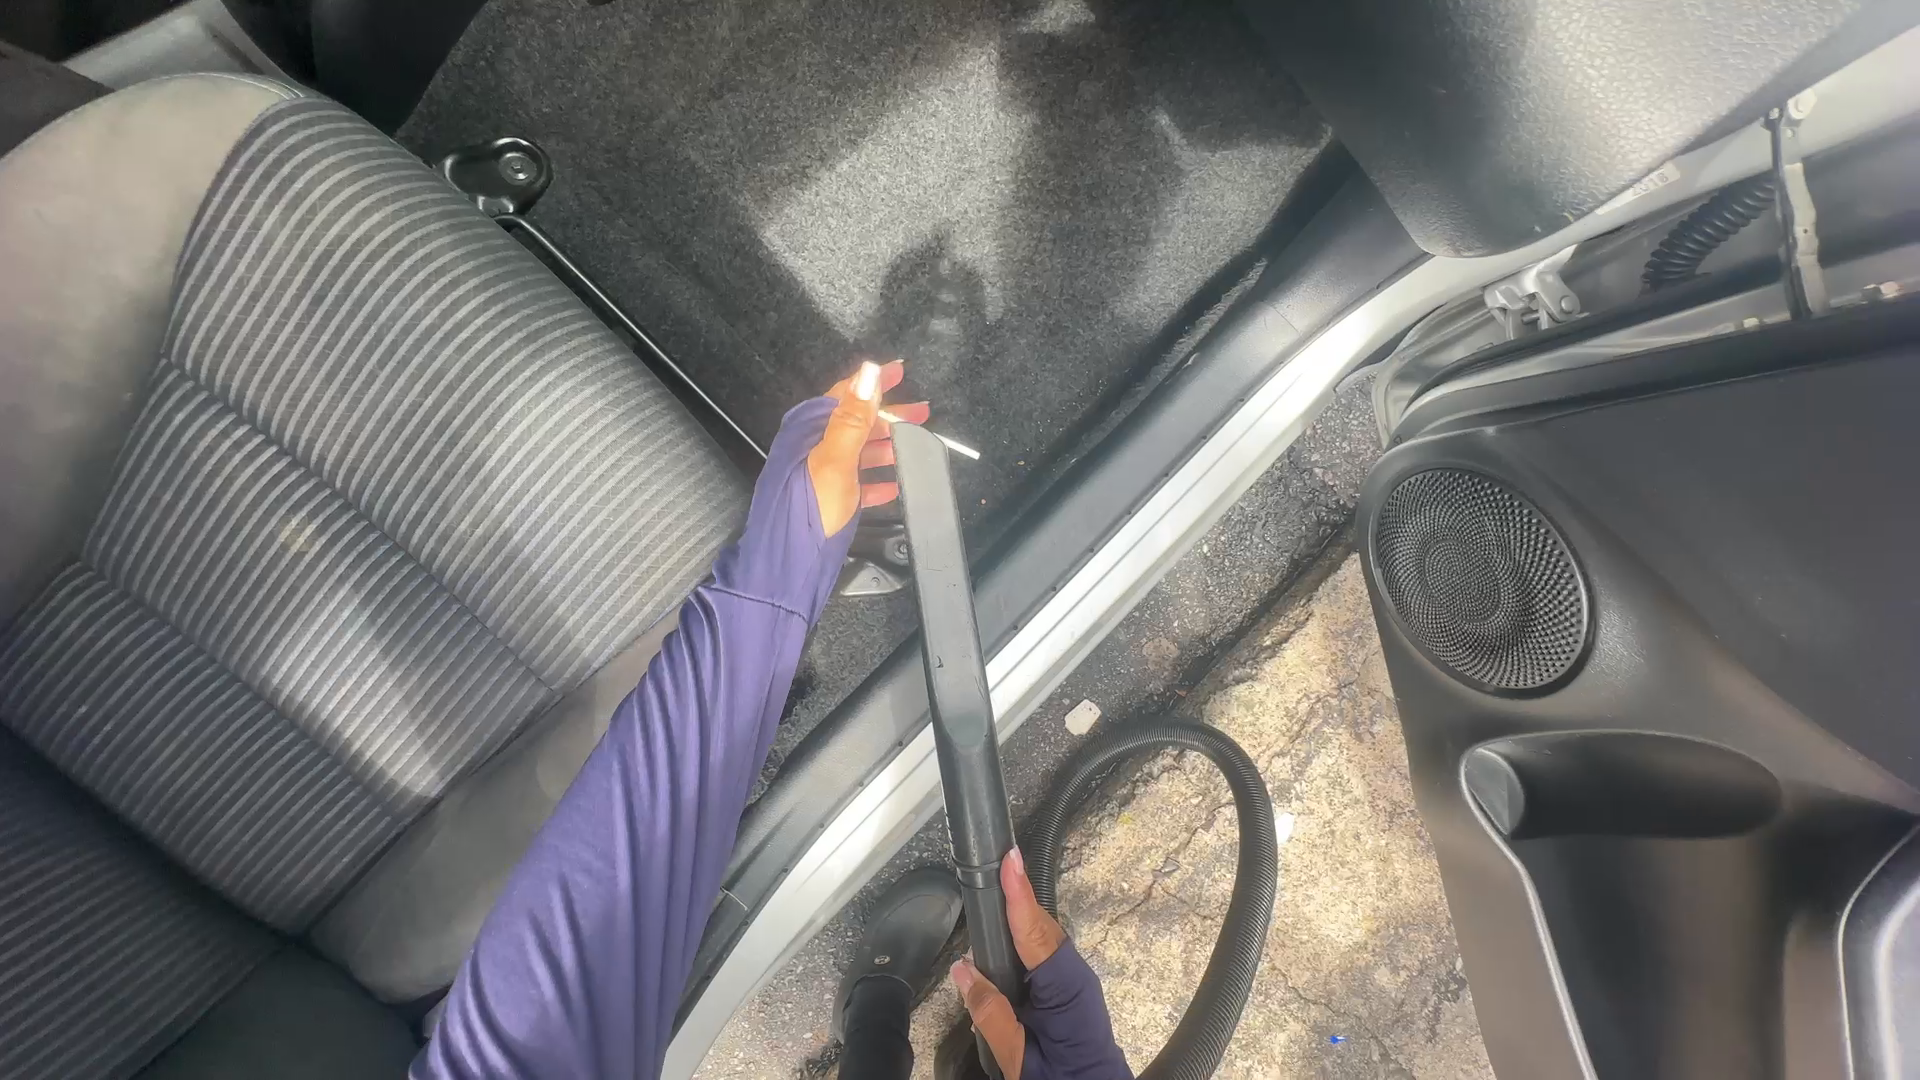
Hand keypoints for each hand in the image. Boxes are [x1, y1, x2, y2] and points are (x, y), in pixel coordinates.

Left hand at [806, 359, 927, 534]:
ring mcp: (821, 474)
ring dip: (888, 447)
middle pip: (858, 423)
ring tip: (915, 448)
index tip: (899, 371)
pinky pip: (859, 484)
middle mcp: (814, 448)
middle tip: (921, 413)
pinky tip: (895, 485)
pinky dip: (878, 482)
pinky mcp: (829, 500)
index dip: (874, 383)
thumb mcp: (834, 458)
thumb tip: (869, 372)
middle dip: (890, 416)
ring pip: (861, 452)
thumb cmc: (808, 508)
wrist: (789, 561)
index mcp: (811, 431)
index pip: (846, 394)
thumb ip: (853, 416)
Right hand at [948, 847, 1069, 1079]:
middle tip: (992, 869)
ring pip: (1042, 938)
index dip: (1019, 892)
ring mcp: (1075, 983)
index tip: (1010, 856)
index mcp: (1064, 987)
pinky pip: (1043, 954)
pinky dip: (1024, 937)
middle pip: (1040, 926)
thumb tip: (962, 970)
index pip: (1035, 930)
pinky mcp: (1071, 992)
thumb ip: (991, 1013)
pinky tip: (1006, 939)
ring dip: (1020, 915)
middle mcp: (1074, 975)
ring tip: (994, 892)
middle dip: (1016, 897)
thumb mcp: (1019, 1058)